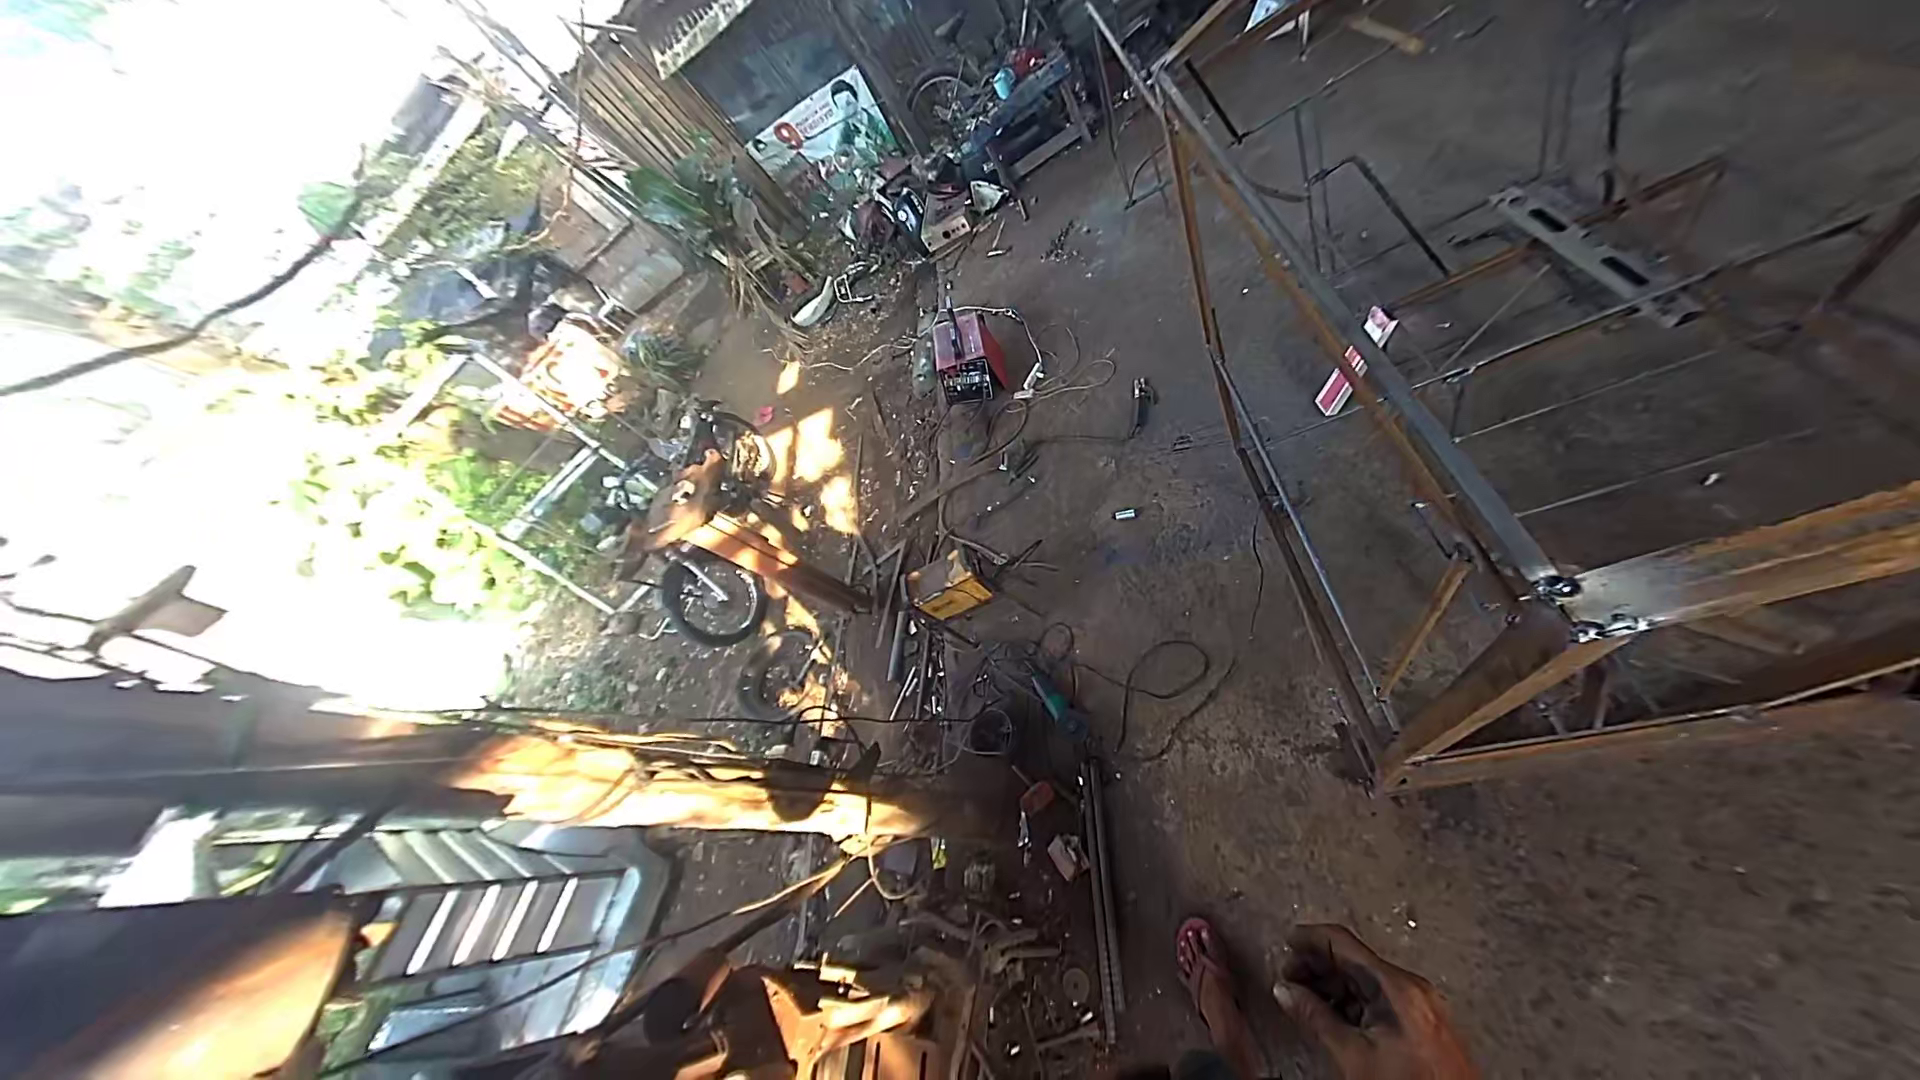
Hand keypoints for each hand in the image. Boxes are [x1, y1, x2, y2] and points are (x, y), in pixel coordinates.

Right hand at [1272, 924, 1477, 1079]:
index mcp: (1396, 986)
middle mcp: (1414, 989)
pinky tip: (1338, 1020)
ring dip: (1333, 986)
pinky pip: (1382, 999)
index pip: (1340, 940)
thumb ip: (1314, 1016)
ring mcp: (1424, 1008)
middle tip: (1291, 981)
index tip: (1286, 943)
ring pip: (1366, 980)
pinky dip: (1354, 1003)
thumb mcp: (1352, 1056)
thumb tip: (1286, 991)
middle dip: (1317, 967)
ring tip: (1310, 1005)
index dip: (1307, 939)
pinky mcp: (1428, 1027)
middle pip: (1352, 959)